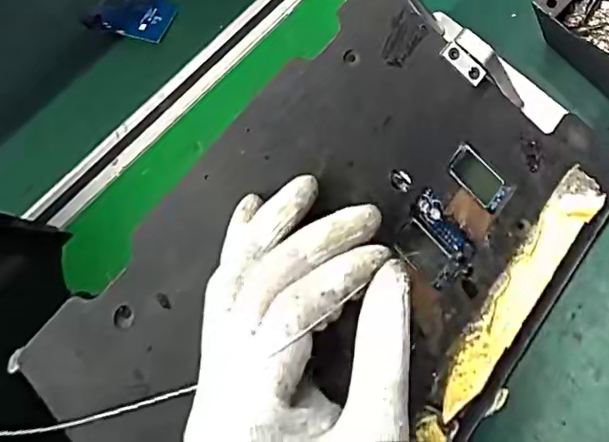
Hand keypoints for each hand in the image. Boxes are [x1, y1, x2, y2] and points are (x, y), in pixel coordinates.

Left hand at [185, 175, 410, 441]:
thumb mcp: (373, 436)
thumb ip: (382, 351)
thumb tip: (393, 276)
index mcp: (250, 408)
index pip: (291, 307)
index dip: (342, 270)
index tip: (383, 255)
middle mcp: (219, 390)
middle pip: (259, 286)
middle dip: (314, 240)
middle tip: (362, 216)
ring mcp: (214, 383)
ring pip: (229, 285)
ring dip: (267, 230)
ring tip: (300, 191)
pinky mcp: (224, 377)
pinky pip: (222, 301)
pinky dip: (238, 253)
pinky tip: (248, 219)